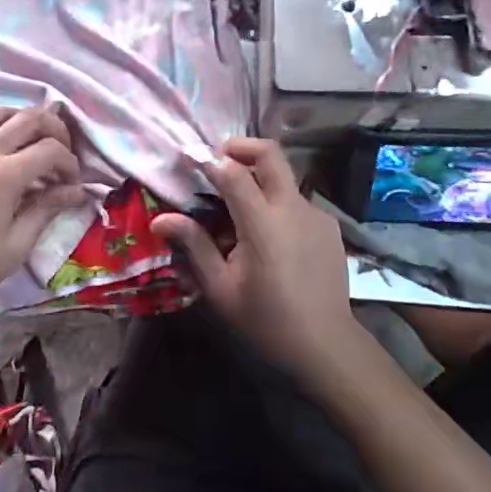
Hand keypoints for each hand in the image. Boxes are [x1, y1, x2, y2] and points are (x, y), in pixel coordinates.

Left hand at [0, 105, 86, 317]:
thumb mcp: (17, 245)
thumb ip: (48, 209)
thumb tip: (78, 191)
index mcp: (4, 175)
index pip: (51, 149)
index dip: (70, 163)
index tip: (71, 184)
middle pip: (29, 118)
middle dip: (55, 129)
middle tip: (62, 153)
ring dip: (21, 120)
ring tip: (31, 142)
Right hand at [150, 138, 360, 377]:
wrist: (325, 345)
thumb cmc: (266, 321)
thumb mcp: (221, 289)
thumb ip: (195, 246)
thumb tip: (161, 219)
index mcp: (264, 223)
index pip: (233, 172)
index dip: (208, 158)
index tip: (188, 156)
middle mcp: (294, 208)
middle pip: (271, 155)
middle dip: (241, 146)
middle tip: (218, 157)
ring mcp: (316, 215)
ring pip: (284, 179)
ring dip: (259, 179)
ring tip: (238, 208)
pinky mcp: (329, 226)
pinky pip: (297, 203)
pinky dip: (277, 204)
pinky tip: (268, 236)